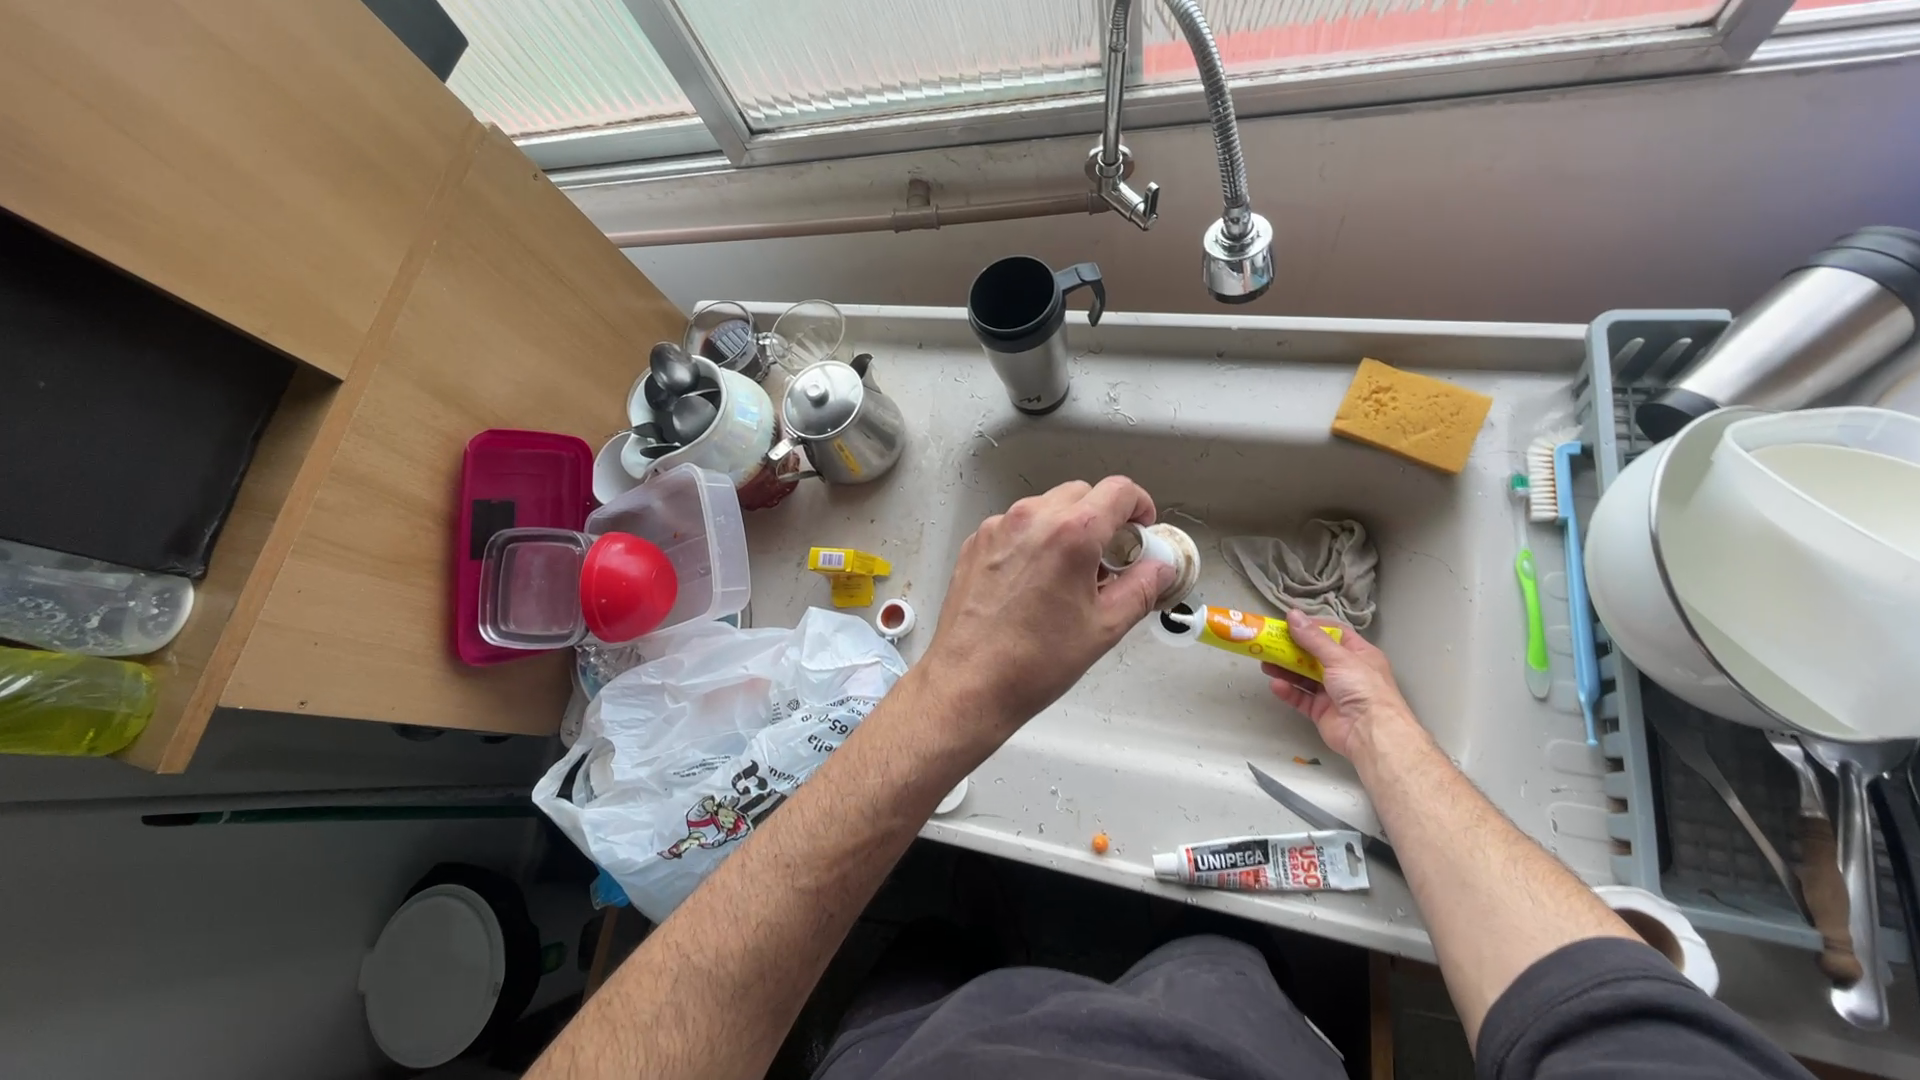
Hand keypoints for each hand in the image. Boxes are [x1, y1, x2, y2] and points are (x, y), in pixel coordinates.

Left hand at [916, 477, 1174, 749]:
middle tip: (1110, 559)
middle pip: (1082, 494)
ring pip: (1046, 507)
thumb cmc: (1033, 662)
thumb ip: (1141, 588)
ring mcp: (998, 528)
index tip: (1141, 528)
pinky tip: (1035, 582)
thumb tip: (1160, 568)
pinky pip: (1015, 526)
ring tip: (1070, 574)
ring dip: (1067, 527)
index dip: (1139, 506)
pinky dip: (1034, 540)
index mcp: (1070, 534)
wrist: (969, 683)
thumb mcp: (1104, 627)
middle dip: (1103, 519)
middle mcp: (1031, 519)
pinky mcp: (976, 544)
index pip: (1119, 491)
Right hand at [1263, 609, 1415, 760]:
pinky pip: (1301, 698)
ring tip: (1265, 663)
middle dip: (1292, 649)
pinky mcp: (1321, 711)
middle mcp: (1347, 672)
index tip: (1289, 623)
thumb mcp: (1339, 657)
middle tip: (1269, 643)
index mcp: (1359, 654)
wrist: (1371, 733)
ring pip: (1305, 677)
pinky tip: (1276, 684)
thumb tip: (1293, 614)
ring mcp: (1333, 692)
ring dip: (1286, 669)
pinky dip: (1288, 691)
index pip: (1334, 634)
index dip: (1312, 627)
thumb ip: (1313, 638)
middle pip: (1315, 655)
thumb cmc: (1362, 687)